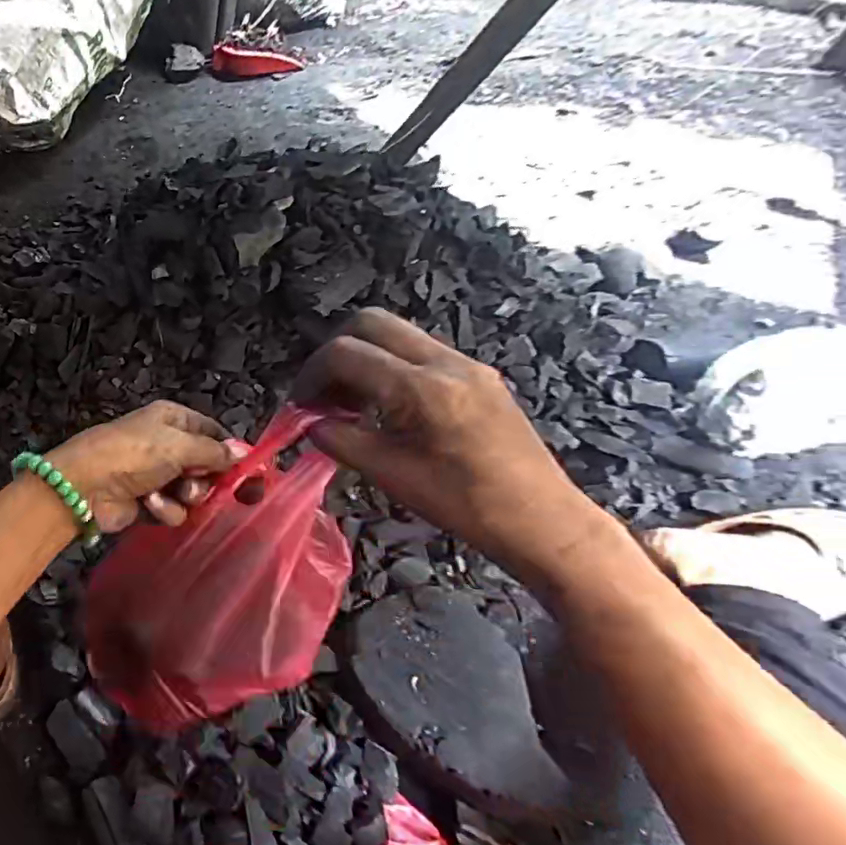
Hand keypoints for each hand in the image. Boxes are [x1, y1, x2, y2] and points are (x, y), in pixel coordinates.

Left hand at [45, 401, 239, 532]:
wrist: (84, 486)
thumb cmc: (132, 455)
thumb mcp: (178, 445)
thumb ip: (215, 452)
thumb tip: (245, 452)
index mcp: (173, 419)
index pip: (217, 435)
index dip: (236, 455)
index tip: (257, 477)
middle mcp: (166, 444)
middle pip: (210, 468)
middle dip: (210, 481)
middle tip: (214, 488)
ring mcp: (156, 474)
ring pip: (195, 493)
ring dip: (186, 497)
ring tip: (168, 492)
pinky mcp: (147, 502)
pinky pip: (174, 510)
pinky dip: (165, 509)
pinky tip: (148, 504)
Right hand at [292, 309, 618, 584]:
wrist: (544, 521)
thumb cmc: (463, 503)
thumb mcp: (387, 472)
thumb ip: (337, 438)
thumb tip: (308, 422)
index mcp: (423, 389)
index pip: (344, 353)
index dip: (310, 375)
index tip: (301, 406)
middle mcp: (447, 364)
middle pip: (370, 323)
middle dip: (333, 353)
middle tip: (322, 392)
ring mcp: (466, 366)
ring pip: (394, 334)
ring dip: (360, 358)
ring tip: (349, 403)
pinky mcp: (476, 376)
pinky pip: (416, 352)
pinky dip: (385, 367)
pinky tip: (381, 406)